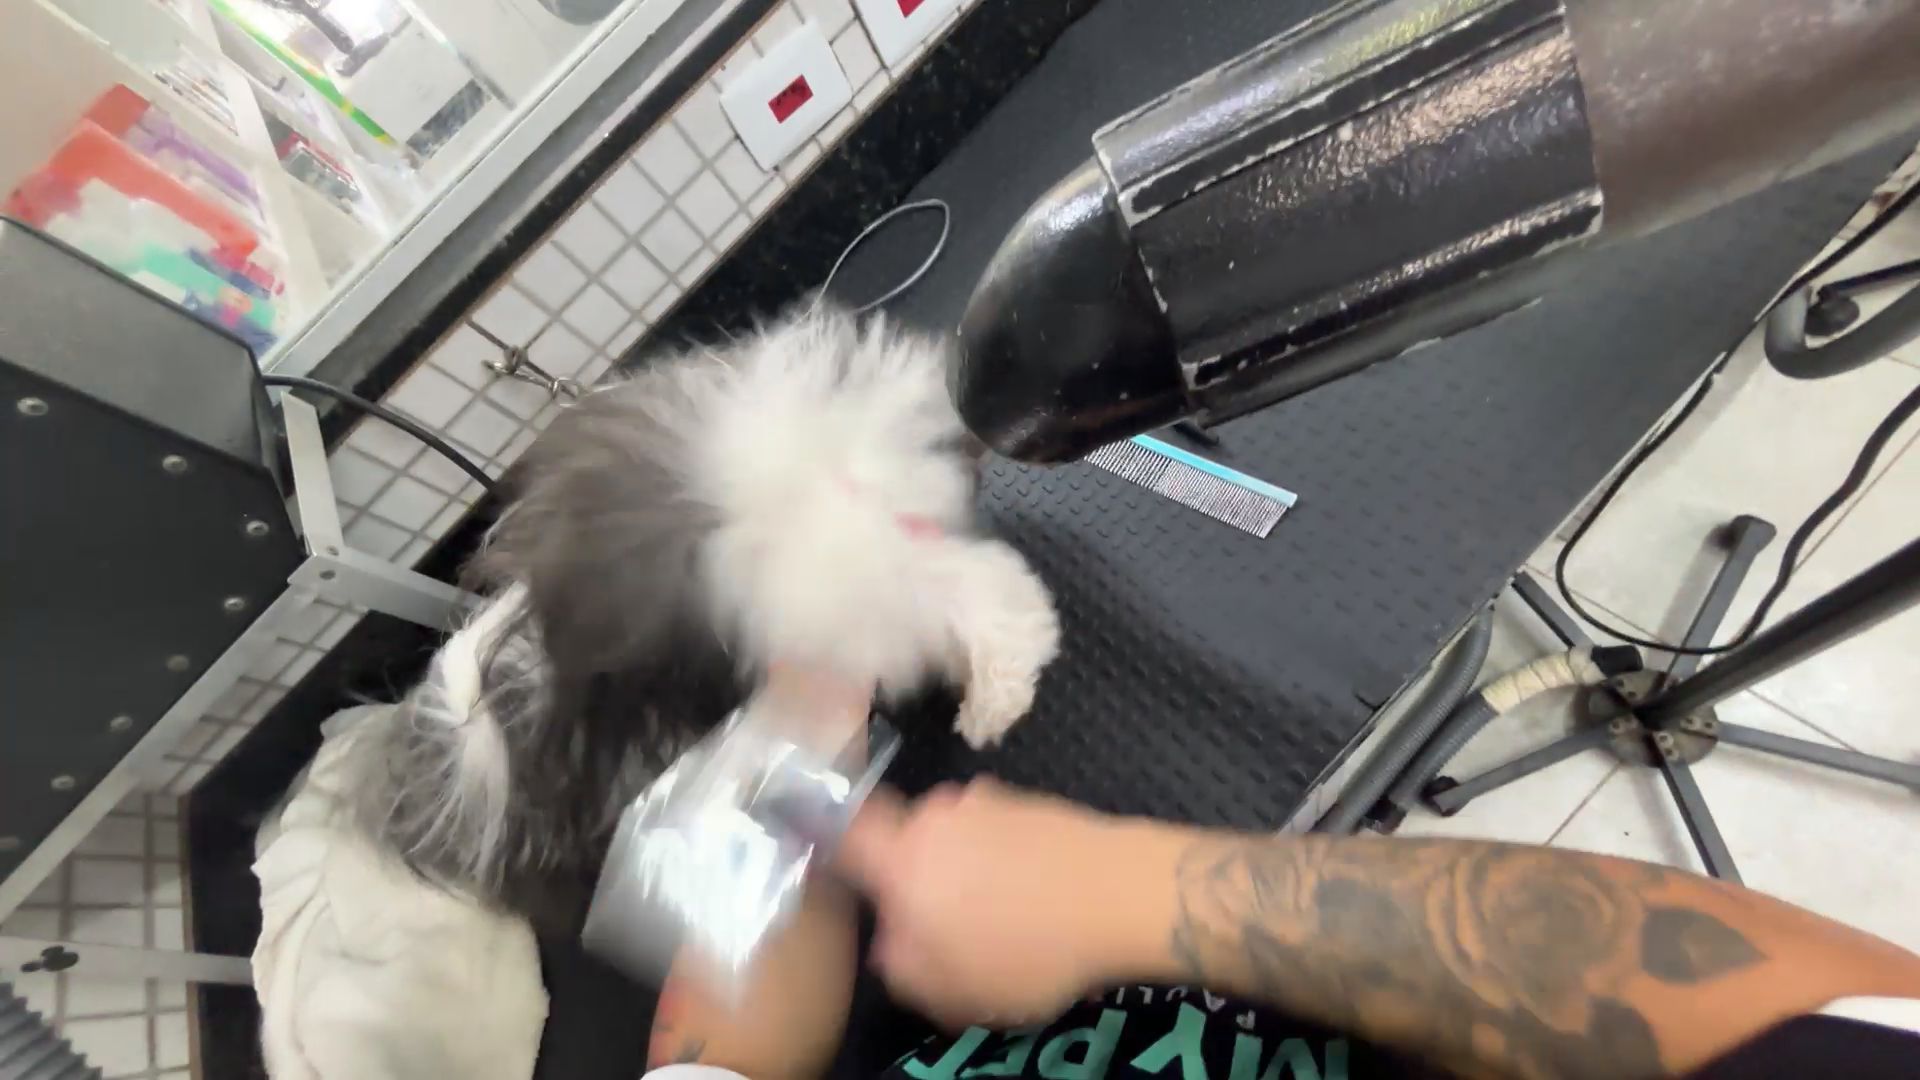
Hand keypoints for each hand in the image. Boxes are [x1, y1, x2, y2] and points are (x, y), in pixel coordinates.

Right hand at [834, 778, 1153, 1027]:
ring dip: (961, 864)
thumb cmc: (1021, 946)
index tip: (845, 864)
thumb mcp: (945, 987)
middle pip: (905, 836)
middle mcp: (935, 813)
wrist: (1113, 890)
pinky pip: (992, 828)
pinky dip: (1000, 855)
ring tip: (998, 911)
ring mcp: (984, 799)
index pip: (848, 830)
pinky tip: (1032, 892)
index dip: (837, 839)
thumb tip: (888, 938)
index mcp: (902, 855)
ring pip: (952, 834)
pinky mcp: (1025, 798)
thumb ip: (897, 962)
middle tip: (941, 919)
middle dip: (914, 872)